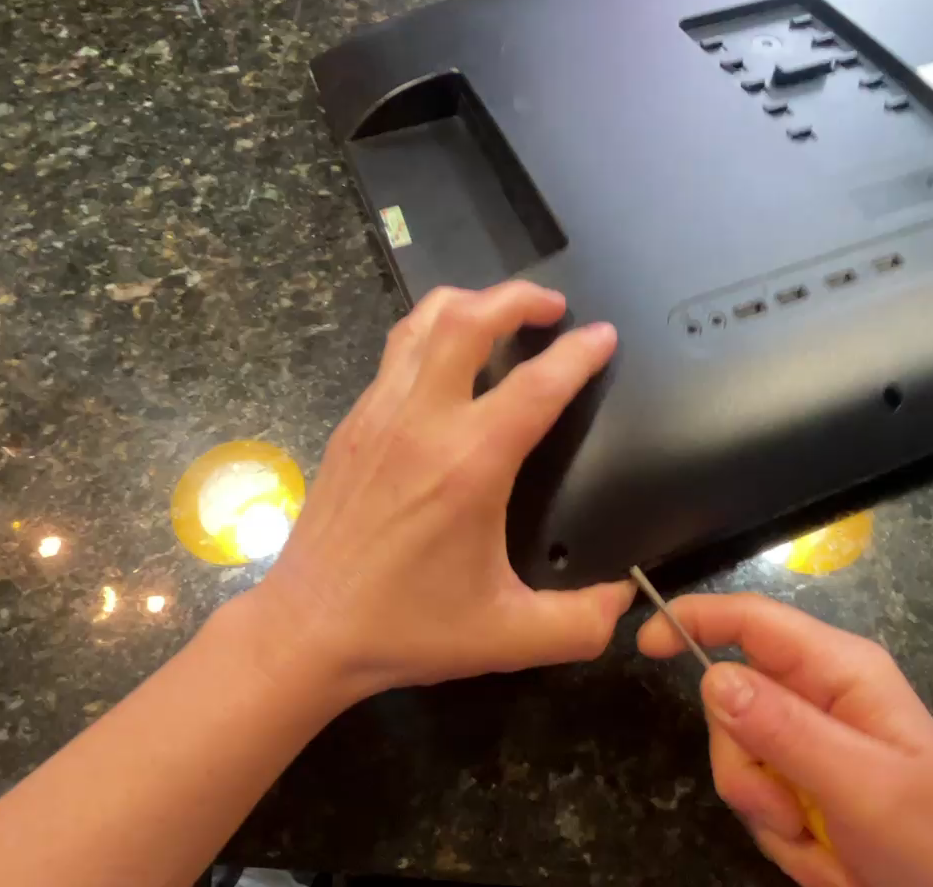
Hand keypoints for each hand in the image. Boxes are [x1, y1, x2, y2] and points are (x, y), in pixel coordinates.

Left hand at [252, 281, 635, 699]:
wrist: (307, 628)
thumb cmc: (408, 627)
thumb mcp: (508, 636)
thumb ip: (580, 623)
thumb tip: (626, 598)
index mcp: (469, 464)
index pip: (537, 384)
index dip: (579, 353)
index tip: (602, 335)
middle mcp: (422, 422)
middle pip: (468, 320)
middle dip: (517, 296)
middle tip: (552, 305)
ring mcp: (379, 414)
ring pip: (423, 322)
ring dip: (470, 302)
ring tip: (501, 312)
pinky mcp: (354, 422)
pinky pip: (397, 352)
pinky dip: (432, 333)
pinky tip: (448, 358)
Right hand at [638, 595, 932, 886]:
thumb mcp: (862, 786)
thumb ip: (784, 730)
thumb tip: (711, 677)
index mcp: (839, 668)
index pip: (752, 619)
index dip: (695, 618)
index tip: (646, 645)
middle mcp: (819, 691)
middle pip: (732, 698)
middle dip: (745, 764)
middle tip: (784, 813)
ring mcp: (811, 736)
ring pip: (738, 751)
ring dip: (766, 807)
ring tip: (817, 844)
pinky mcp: (807, 778)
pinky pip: (757, 791)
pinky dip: (779, 830)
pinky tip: (823, 854)